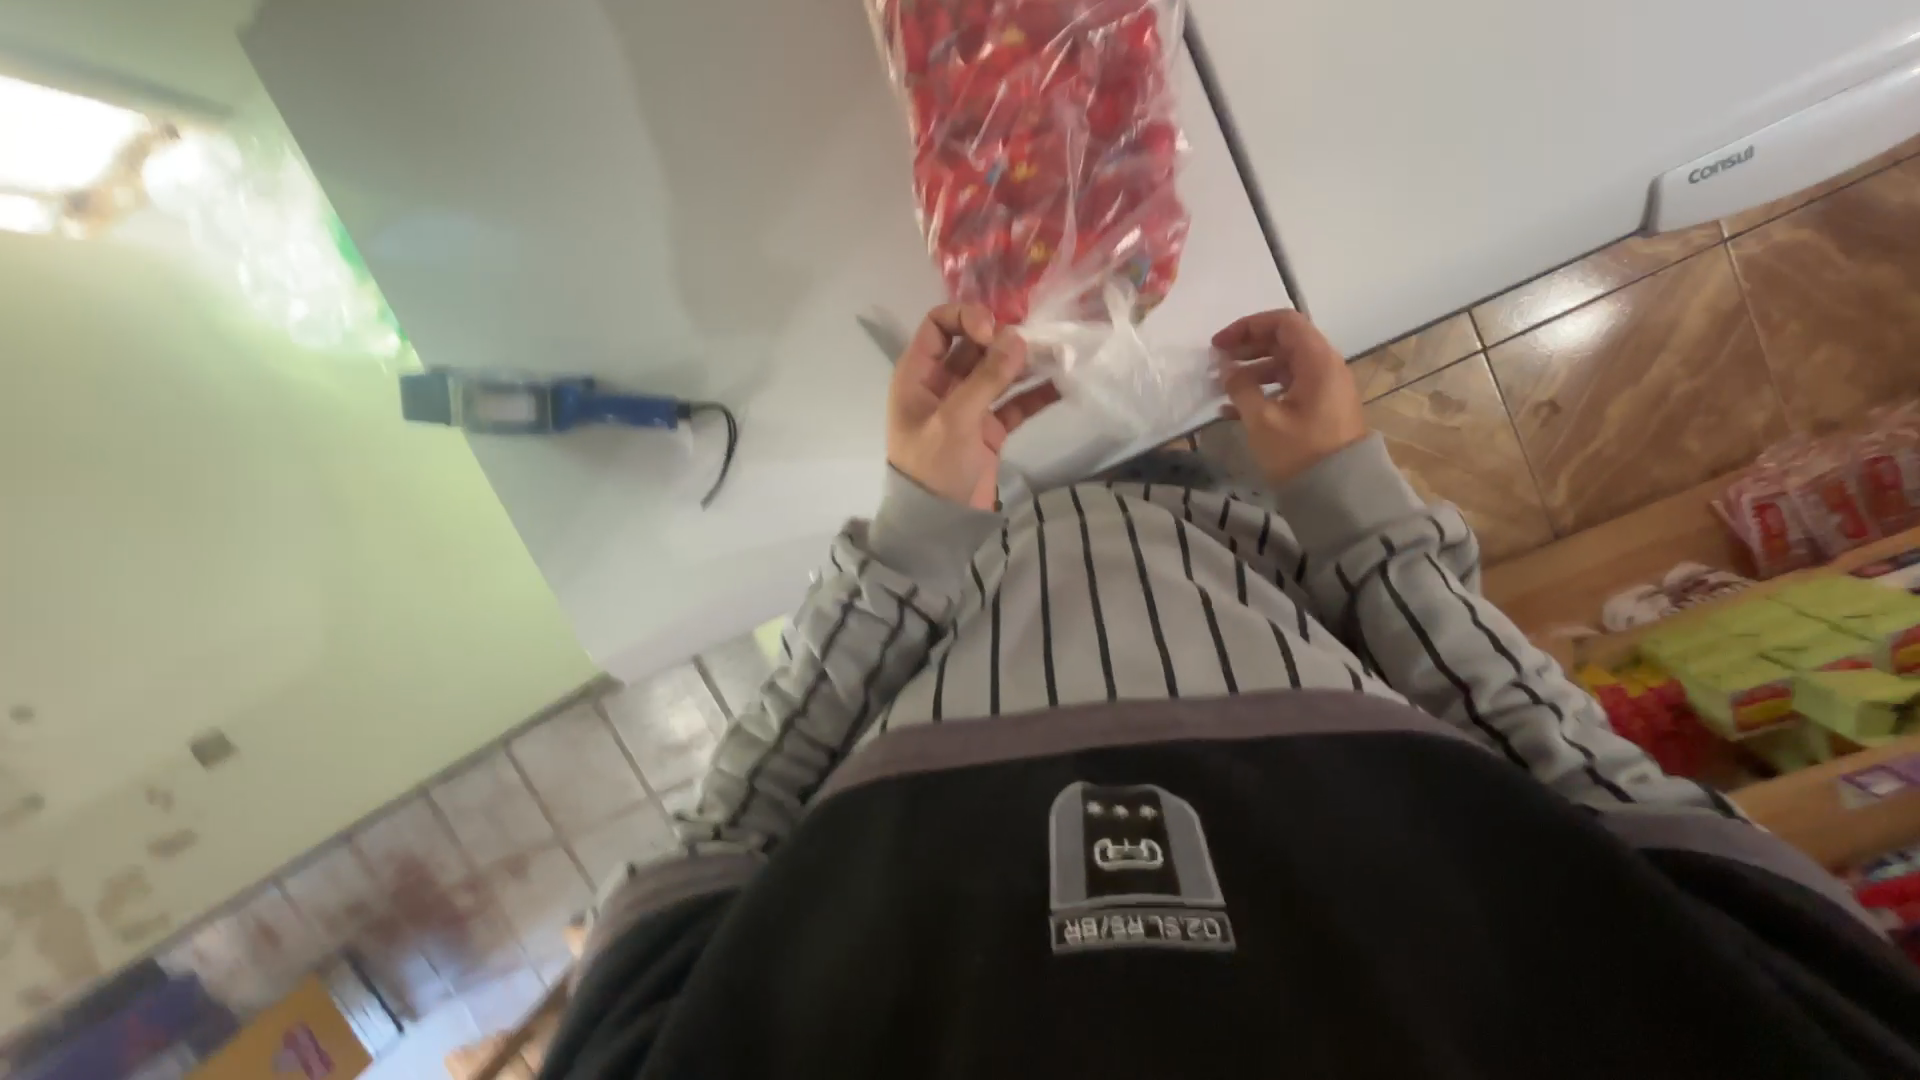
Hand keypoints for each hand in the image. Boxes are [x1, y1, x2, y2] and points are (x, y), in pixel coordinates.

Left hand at [887, 304, 1060, 509]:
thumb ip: (985, 378)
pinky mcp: (989, 429)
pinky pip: (1014, 402)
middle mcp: (942, 384)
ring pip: (998, 372)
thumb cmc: (933, 468)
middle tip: (1036, 340)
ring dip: (1024, 363)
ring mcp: (968, 406)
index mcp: (918, 375)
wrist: (938, 526)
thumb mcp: (954, 421)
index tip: (995, 332)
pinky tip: (1061, 384)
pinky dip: (1035, 394)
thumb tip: (1017, 337)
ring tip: (1057, 355)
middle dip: (1003, 339)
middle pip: (973, 345)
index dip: (966, 319)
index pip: (938, 325)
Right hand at [1213, 310, 1366, 486]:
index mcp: (1317, 361)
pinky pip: (1288, 386)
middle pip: (1283, 341)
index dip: (1248, 326)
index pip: (1283, 322)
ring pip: (1283, 365)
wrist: (1338, 491)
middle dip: (1247, 347)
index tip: (1219, 344)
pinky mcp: (1319, 406)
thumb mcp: (1263, 420)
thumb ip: (1240, 387)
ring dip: (1251, 370)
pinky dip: (1262, 389)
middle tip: (1217, 362)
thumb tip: (1225, 367)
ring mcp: (1323, 387)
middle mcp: (1324, 366)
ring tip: (1222, 387)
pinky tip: (1233, 408)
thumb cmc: (1300, 451)